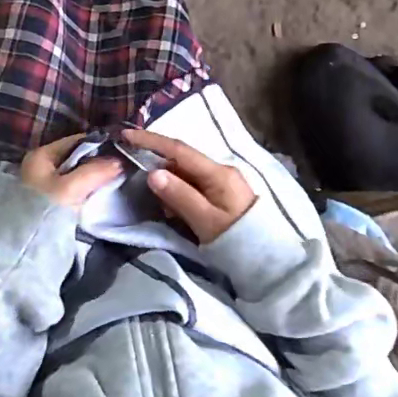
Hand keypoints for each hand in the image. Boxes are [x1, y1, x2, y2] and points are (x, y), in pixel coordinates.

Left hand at [20, 134, 123, 209]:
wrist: (27, 243)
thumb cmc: (45, 209)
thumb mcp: (70, 188)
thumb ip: (95, 171)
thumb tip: (119, 161)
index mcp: (41, 155)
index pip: (76, 141)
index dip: (98, 144)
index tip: (119, 151)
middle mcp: (41, 165)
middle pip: (76, 156)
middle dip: (97, 161)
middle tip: (120, 166)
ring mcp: (45, 183)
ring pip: (76, 171)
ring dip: (93, 175)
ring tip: (114, 177)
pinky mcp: (51, 198)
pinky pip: (73, 185)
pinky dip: (86, 186)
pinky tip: (100, 190)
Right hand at [122, 129, 256, 243]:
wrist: (271, 262)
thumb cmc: (238, 242)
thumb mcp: (205, 221)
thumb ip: (179, 195)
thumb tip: (153, 173)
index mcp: (218, 173)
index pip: (179, 150)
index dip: (151, 141)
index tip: (126, 134)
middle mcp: (222, 171)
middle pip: (182, 161)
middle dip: (159, 168)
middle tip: (142, 186)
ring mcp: (224, 183)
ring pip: (187, 175)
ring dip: (170, 186)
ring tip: (163, 209)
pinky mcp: (224, 196)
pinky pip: (195, 187)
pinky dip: (180, 195)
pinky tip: (176, 212)